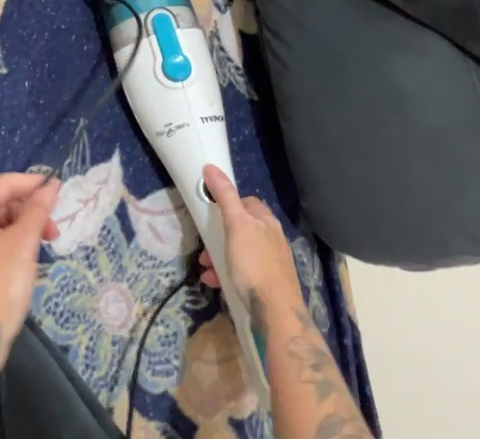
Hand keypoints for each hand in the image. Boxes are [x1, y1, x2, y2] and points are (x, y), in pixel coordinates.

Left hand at [0, 173, 60, 342]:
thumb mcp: (22, 243)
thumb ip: (37, 210)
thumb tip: (52, 184)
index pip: (4, 184)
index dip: (32, 183)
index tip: (60, 189)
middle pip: (3, 202)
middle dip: (31, 210)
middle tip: (55, 230)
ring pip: (3, 223)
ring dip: (27, 228)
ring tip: (47, 245)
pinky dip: (17, 243)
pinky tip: (32, 258)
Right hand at [198, 164, 304, 313]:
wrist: (276, 312)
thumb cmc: (254, 264)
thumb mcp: (236, 226)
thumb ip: (225, 197)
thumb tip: (211, 167)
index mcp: (266, 222)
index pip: (247, 202)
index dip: (228, 204)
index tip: (211, 213)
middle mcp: (272, 239)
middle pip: (242, 229)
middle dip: (220, 236)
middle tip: (204, 246)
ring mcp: (272, 262)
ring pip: (241, 252)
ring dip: (221, 256)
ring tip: (206, 267)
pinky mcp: (269, 283)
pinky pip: (244, 272)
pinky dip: (228, 274)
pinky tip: (215, 282)